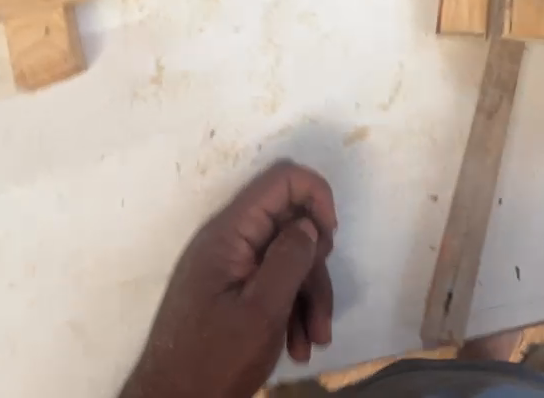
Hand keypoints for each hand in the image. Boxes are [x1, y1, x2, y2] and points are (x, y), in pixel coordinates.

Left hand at [122, 161, 337, 397]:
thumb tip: (309, 224)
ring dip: (309, 296)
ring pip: (288, 258)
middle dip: (315, 265)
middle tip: (322, 309)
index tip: (330, 236)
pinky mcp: (234, 292)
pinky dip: (293, 309)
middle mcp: (230, 241)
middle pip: (291, 225)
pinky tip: (299, 346)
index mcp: (230, 233)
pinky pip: (275, 283)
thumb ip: (289, 258)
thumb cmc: (213, 363)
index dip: (315, 195)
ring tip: (315, 341)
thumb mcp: (262, 311)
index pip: (282, 180)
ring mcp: (231, 267)